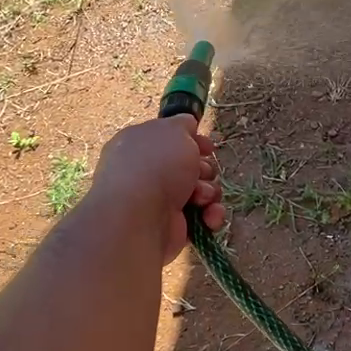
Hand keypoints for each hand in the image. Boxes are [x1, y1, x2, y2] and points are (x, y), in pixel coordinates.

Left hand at [82, 115, 223, 262]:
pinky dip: (210, 215)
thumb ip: (183, 124)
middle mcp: (147, 173)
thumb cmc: (155, 166)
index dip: (193, 141)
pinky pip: (203, 216)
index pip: (171, 140)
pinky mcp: (174, 226)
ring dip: (209, 192)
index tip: (207, 146)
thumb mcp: (172, 131)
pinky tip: (208, 216)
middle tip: (200, 172)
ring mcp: (159, 201)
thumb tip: (188, 124)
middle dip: (204, 169)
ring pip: (202, 190)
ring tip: (200, 197)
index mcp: (139, 146)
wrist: (140, 217)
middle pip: (192, 166)